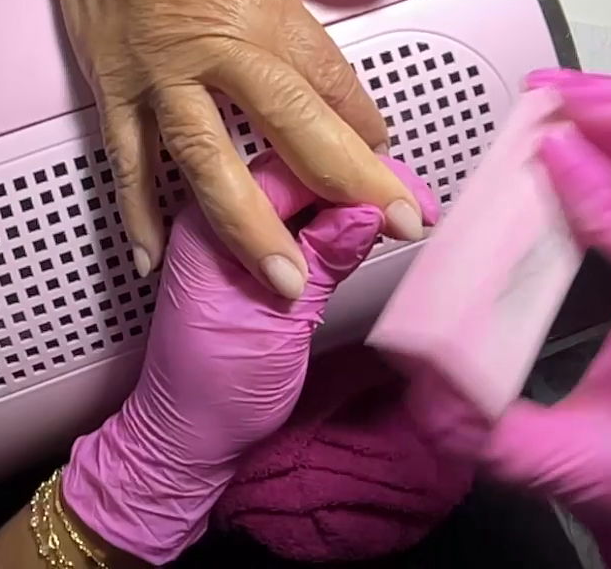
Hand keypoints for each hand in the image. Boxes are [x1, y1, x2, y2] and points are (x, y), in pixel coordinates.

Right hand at [0, 0, 424, 299]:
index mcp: (258, 11)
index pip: (326, 80)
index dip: (364, 123)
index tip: (388, 160)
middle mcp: (212, 53)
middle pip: (285, 126)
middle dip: (341, 181)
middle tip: (388, 230)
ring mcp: (158, 80)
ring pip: (205, 161)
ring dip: (245, 224)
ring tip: (281, 281)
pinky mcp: (114, 93)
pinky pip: (126, 161)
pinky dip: (137, 211)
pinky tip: (154, 258)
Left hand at [63, 153, 441, 563]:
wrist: (190, 434)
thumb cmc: (217, 387)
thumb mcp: (276, 322)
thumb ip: (322, 261)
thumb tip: (371, 209)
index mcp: (210, 222)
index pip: (288, 176)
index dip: (353, 181)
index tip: (409, 199)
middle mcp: (220, 215)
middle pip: (300, 176)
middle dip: (364, 185)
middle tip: (421, 205)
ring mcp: (240, 233)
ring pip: (307, 195)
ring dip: (359, 200)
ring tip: (410, 213)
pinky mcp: (261, 253)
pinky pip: (305, 221)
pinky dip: (344, 221)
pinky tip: (377, 225)